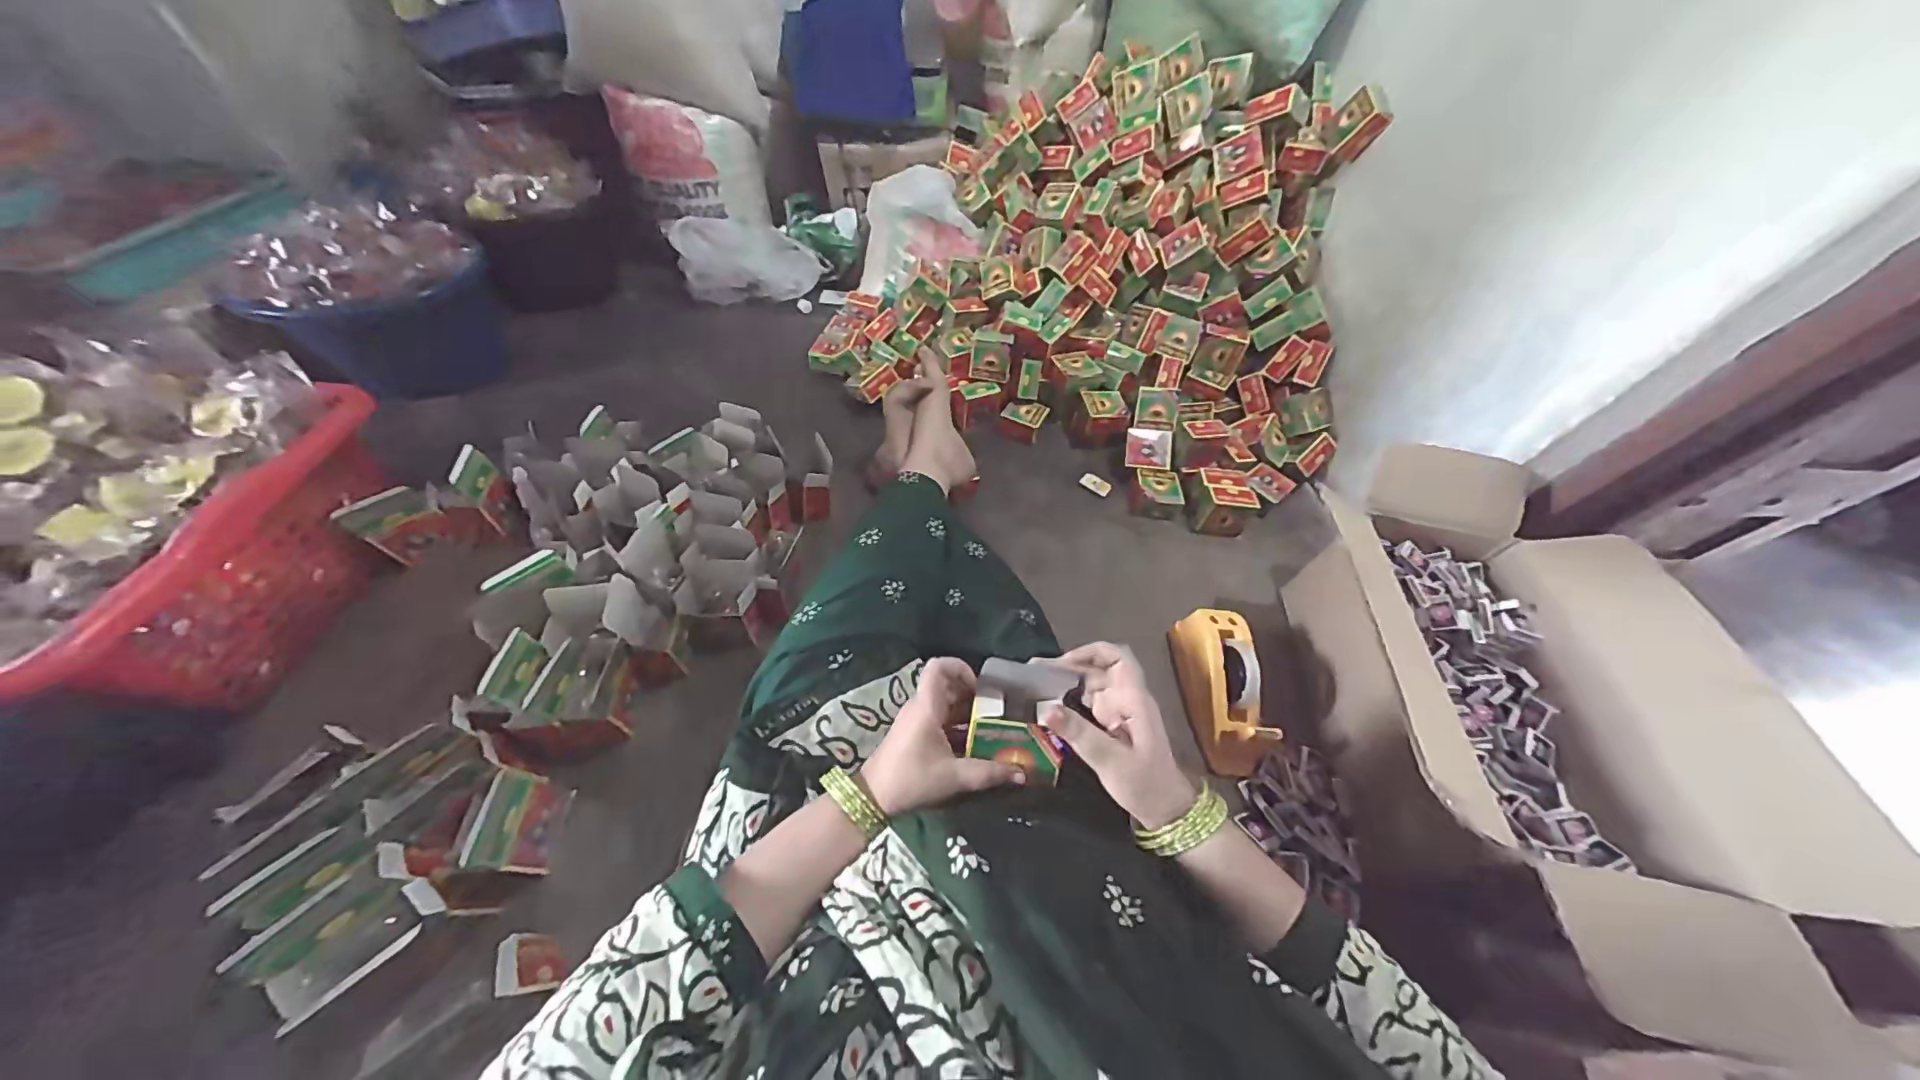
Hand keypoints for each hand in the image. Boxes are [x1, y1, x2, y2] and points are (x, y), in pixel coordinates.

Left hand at [862, 657, 1026, 815]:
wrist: (874, 797)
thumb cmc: (912, 779)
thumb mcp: (954, 777)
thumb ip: (989, 773)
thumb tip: (1022, 774)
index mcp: (927, 706)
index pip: (938, 666)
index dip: (961, 668)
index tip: (981, 690)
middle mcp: (921, 706)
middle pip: (948, 685)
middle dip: (973, 695)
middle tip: (996, 712)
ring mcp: (917, 718)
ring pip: (945, 702)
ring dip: (967, 712)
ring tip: (991, 728)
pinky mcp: (915, 732)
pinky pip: (940, 717)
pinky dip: (958, 725)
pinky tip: (974, 744)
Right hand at [1037, 642, 1196, 828]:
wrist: (1165, 811)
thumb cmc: (1144, 784)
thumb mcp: (1110, 761)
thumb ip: (1079, 733)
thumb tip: (1046, 708)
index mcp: (1134, 700)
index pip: (1118, 658)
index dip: (1091, 651)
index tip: (1062, 661)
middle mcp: (1126, 700)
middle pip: (1098, 669)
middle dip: (1068, 667)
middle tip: (1034, 673)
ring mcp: (1119, 711)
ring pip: (1091, 684)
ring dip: (1066, 681)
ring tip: (1034, 685)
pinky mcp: (1112, 725)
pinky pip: (1088, 703)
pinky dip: (1069, 699)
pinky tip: (1048, 706)